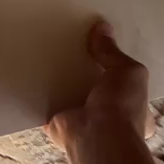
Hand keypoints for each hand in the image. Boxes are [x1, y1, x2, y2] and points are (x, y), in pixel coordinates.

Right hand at [46, 21, 149, 151]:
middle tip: (69, 46)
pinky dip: (38, 90)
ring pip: (70, 93)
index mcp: (134, 108)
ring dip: (60, 80)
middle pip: (94, 86)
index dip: (114, 67)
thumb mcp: (128, 72)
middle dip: (83, 72)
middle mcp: (109, 116)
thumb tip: (102, 27)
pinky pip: (47, 100)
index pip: (125, 85)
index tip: (99, 48)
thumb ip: (113, 53)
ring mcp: (82, 119)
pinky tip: (29, 71)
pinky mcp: (57, 120)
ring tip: (45, 53)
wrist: (95, 136)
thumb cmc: (122, 107)